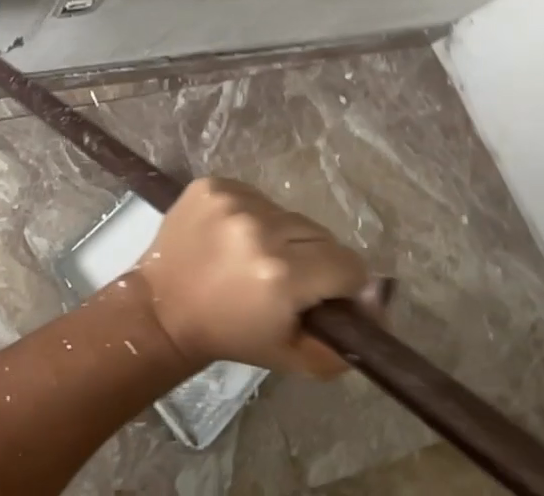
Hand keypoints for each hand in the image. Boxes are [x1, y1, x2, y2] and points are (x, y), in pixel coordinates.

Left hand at [133, 177, 374, 376]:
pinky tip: (235, 239)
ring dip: (284, 235)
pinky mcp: (211, 185)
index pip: (349, 265)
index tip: (326, 296)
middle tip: (289, 280)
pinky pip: (256, 196)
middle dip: (315, 260)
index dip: (345, 285)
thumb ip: (347, 342)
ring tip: (257, 259)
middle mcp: (260, 229)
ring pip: (289, 214)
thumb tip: (380, 307)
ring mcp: (232, 201)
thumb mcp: (296, 357)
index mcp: (284, 273)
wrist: (164, 305)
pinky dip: (255, 216)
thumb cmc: (231, 334)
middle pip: (321, 235)